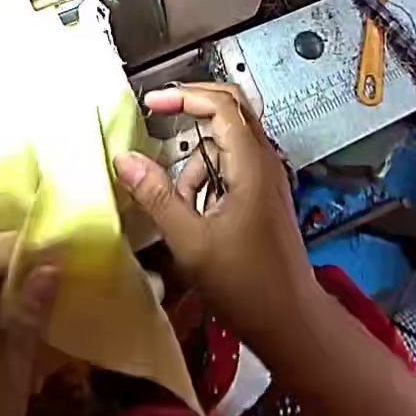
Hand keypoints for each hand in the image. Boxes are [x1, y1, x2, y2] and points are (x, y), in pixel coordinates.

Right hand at [113, 83, 319, 347]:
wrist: (290, 319)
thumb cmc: (245, 282)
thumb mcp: (191, 241)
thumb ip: (157, 197)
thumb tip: (125, 159)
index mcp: (252, 162)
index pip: (222, 105)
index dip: (185, 96)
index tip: (151, 103)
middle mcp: (264, 158)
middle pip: (231, 109)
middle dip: (192, 108)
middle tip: (158, 116)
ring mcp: (267, 174)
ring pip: (227, 140)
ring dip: (197, 159)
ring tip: (181, 204)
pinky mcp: (264, 191)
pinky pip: (231, 164)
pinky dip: (208, 177)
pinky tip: (197, 213)